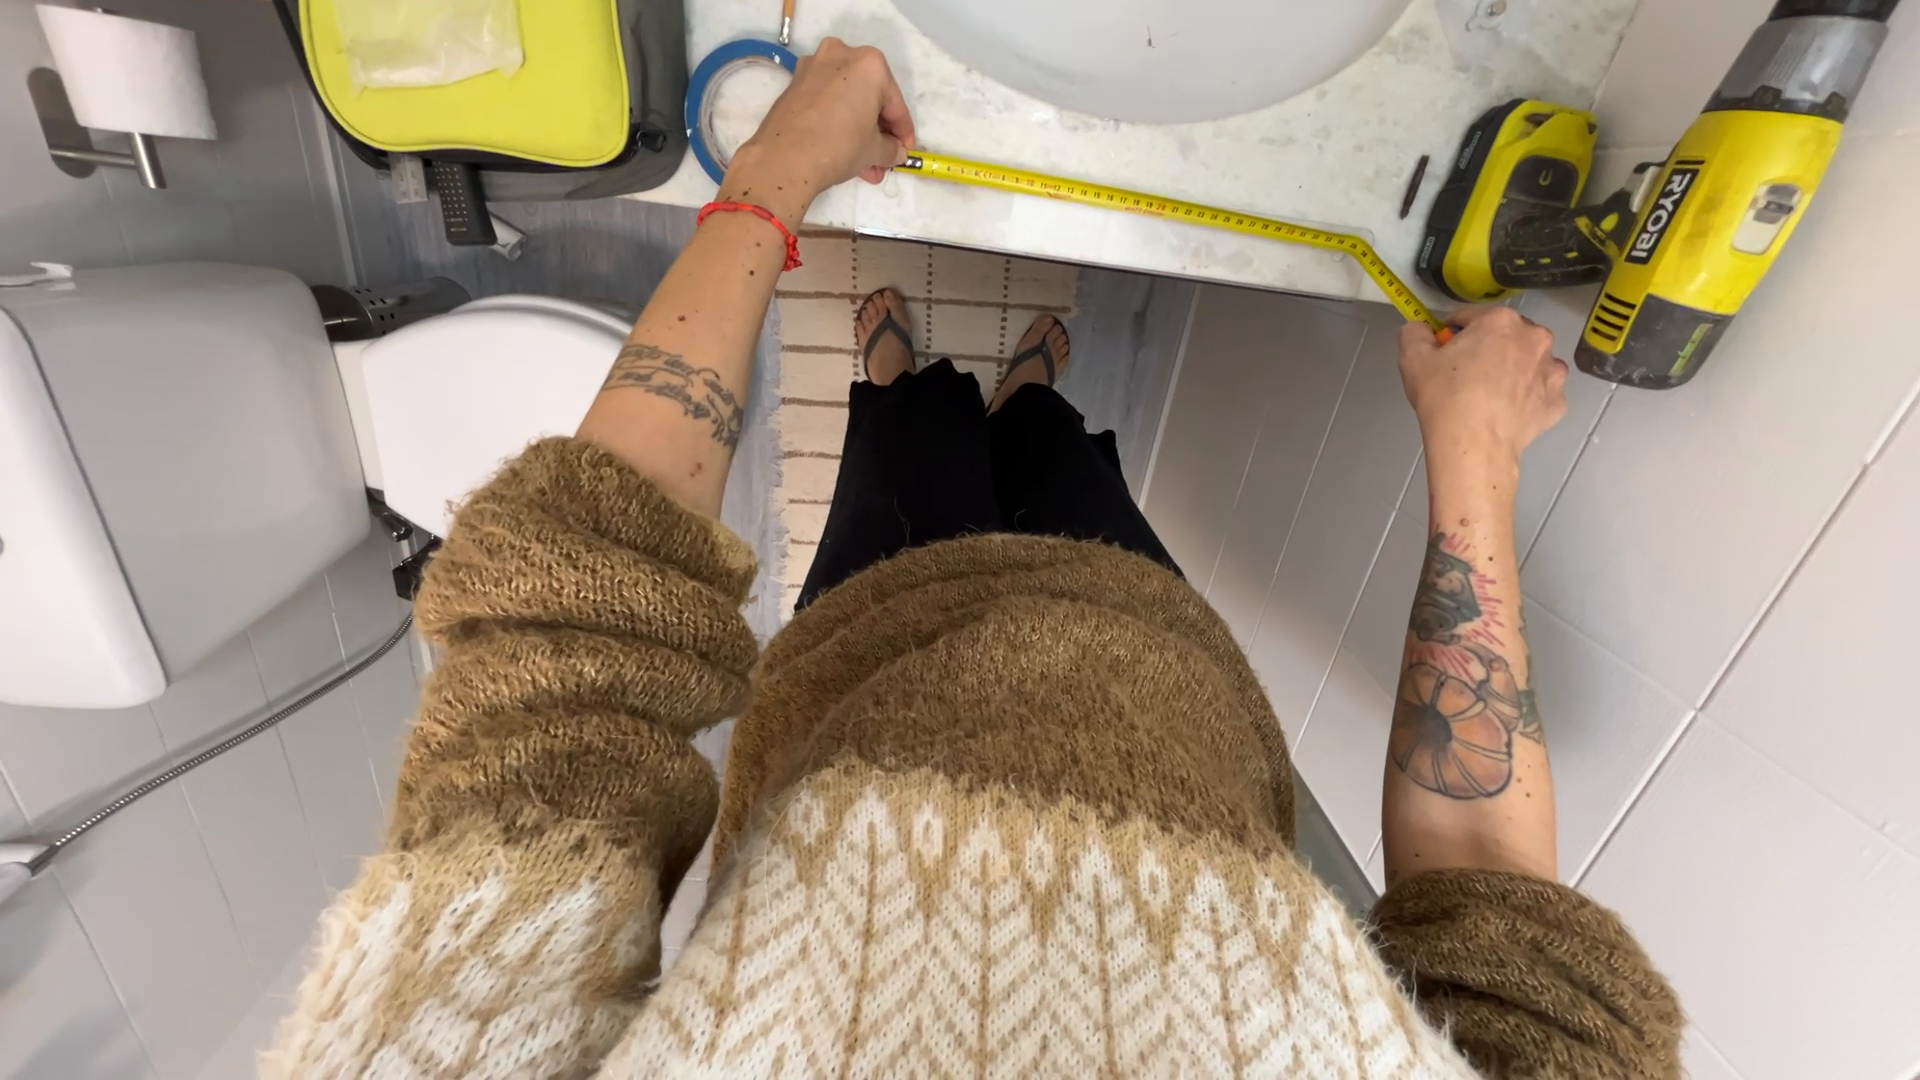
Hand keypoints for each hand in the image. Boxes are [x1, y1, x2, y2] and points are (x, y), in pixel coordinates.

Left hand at [730, 39, 916, 202]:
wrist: (786, 158)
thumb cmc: (839, 146)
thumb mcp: (874, 151)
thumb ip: (891, 149)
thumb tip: (897, 152)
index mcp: (870, 65)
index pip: (895, 104)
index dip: (904, 133)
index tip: (906, 151)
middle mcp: (842, 54)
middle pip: (870, 98)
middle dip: (879, 134)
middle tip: (884, 161)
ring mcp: (815, 66)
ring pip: (848, 102)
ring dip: (860, 133)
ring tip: (866, 167)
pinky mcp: (797, 83)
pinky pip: (828, 103)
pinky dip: (839, 124)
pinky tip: (845, 152)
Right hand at [1399, 306, 1568, 464]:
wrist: (1473, 442)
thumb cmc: (1444, 396)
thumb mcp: (1411, 359)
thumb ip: (1414, 333)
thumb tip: (1421, 329)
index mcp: (1500, 321)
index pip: (1470, 316)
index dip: (1451, 334)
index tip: (1441, 353)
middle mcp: (1535, 337)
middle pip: (1505, 336)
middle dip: (1486, 349)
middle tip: (1463, 376)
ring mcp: (1552, 370)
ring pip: (1527, 363)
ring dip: (1510, 371)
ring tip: (1486, 396)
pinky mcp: (1557, 400)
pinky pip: (1538, 392)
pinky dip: (1523, 398)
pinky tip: (1502, 412)